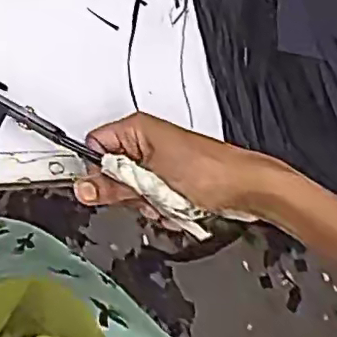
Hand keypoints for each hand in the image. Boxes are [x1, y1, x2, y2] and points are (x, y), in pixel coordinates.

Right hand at [72, 111, 294, 221]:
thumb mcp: (152, 183)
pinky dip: (162, 207)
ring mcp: (160, 159)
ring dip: (148, 203)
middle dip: (129, 192)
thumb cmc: (213, 172)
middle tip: (147, 195)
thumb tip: (84, 188)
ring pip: (134, 188)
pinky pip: (153, 196)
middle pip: (114, 172)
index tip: (105, 189)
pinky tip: (177, 208)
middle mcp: (146, 140)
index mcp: (135, 128)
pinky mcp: (173, 177)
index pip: (94, 147)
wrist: (252, 189)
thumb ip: (113, 186)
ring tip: (168, 202)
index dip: (98, 171)